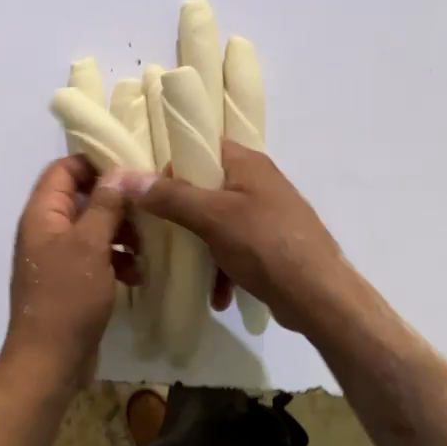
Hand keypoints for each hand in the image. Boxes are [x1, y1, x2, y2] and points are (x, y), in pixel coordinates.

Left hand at [4, 156, 132, 392]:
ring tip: (145, 248)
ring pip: (94, 229)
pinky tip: (137, 274)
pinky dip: (117, 260)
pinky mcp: (71, 281)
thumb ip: (104, 205)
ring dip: (122, 234)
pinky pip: (97, 257)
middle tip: (147, 210)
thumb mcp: (90, 246)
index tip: (131, 169)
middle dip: (116, 203)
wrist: (49, 362)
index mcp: (43, 214)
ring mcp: (58, 257)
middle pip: (83, 198)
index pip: (63, 169)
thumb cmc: (67, 298)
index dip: (94, 163)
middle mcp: (47, 230)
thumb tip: (118, 171)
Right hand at [120, 141, 352, 333]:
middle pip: (205, 188)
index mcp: (247, 163)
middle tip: (156, 235)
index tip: (148, 195)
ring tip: (183, 272)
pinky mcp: (270, 245)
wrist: (319, 296)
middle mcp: (258, 182)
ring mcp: (266, 215)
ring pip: (217, 223)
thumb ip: (170, 197)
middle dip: (180, 214)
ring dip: (199, 249)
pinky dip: (222, 269)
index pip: (200, 149)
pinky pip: (234, 249)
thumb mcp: (212, 218)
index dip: (171, 167)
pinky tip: (216, 296)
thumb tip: (127, 177)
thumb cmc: (266, 245)